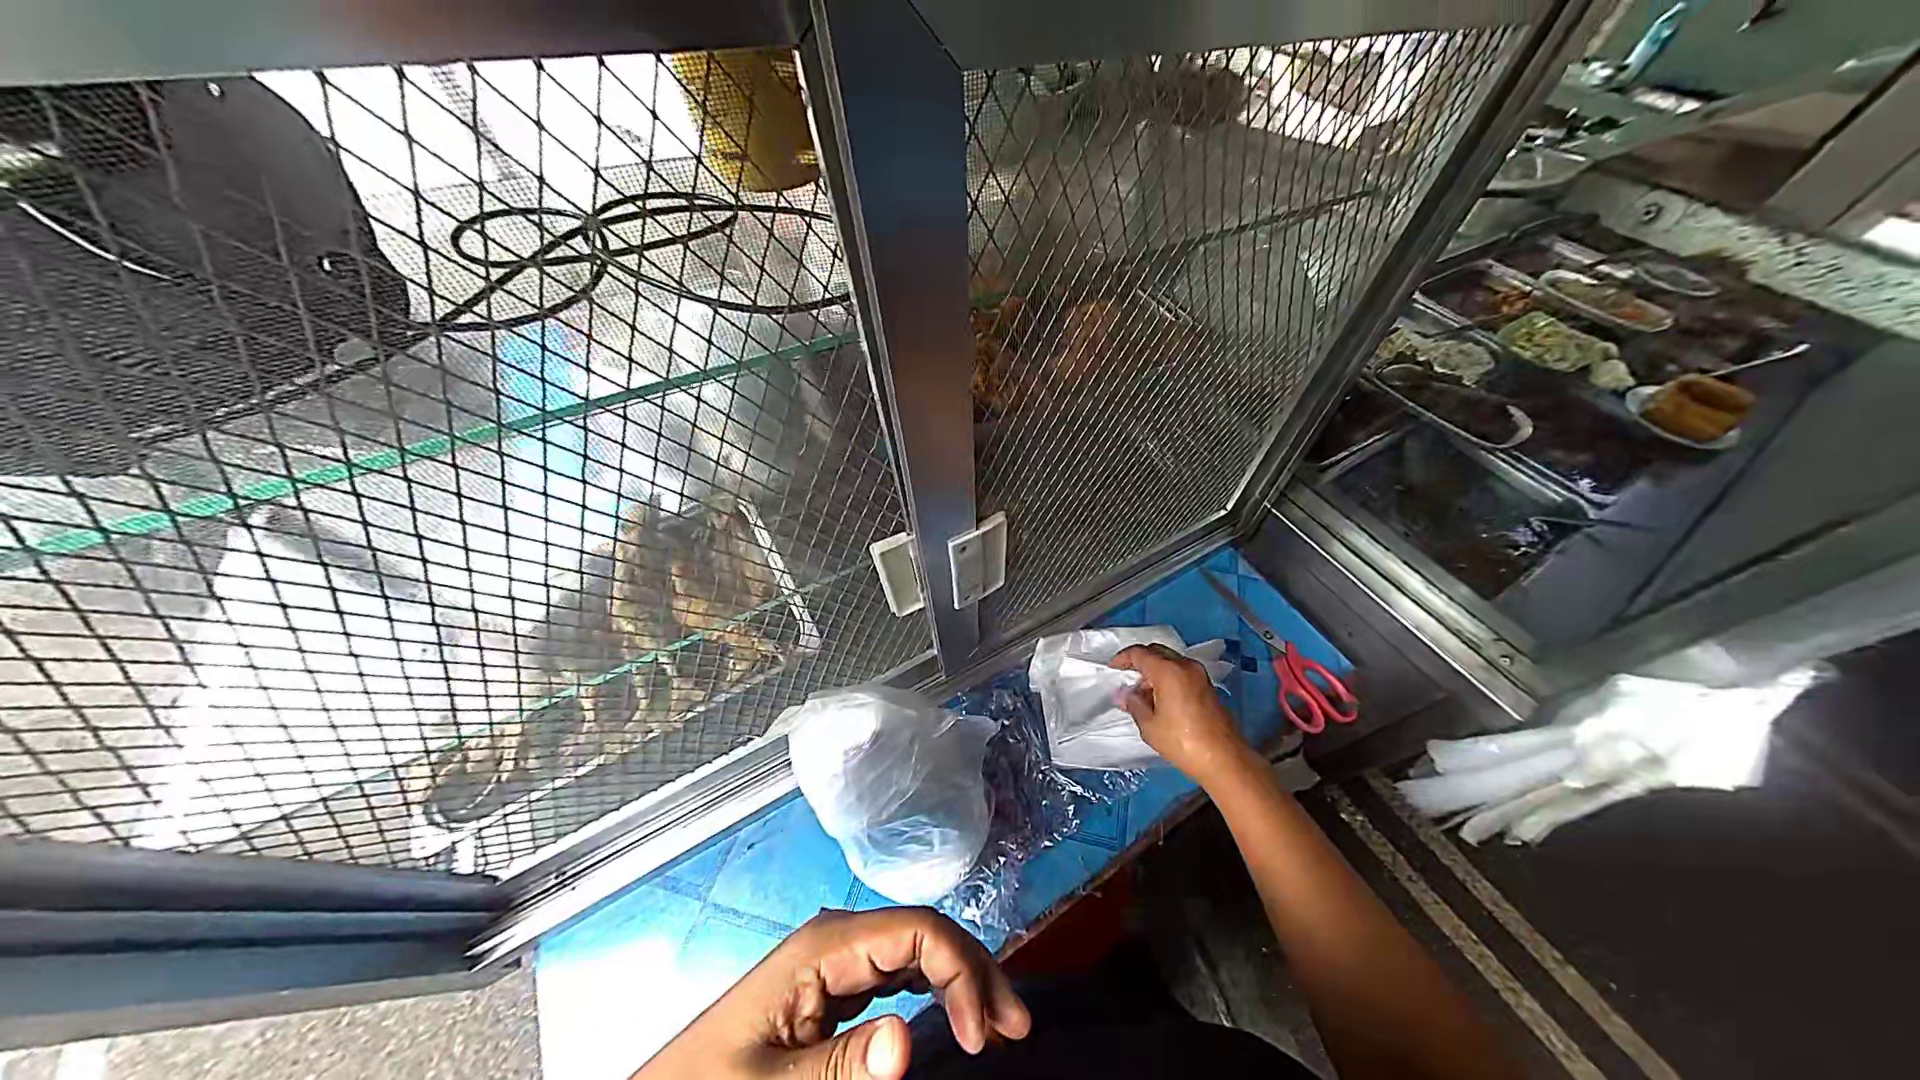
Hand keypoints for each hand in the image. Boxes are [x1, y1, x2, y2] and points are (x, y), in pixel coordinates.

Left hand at [636, 907, 1029, 1079]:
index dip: (961, 970)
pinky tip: (954, 1015)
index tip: (981, 1036)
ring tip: (996, 1023)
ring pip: (917, 950)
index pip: (916, 931)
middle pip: (924, 934)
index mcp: (825, 947)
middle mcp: (838, 940)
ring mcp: (838, 960)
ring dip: (960, 980)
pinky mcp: (837, 984)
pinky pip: (900, 974)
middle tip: (1014, 1027)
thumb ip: (840, 1064)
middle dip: (973, 970)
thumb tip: (907, 1040)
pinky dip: (935, 990)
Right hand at [1111, 643, 1255, 787]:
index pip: (1140, 653)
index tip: (1113, 668)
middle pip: (1157, 652)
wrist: (1225, 759)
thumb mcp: (1149, 726)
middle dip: (1139, 662)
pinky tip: (1161, 699)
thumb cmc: (1183, 743)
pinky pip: (1181, 671)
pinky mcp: (1208, 686)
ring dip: (1154, 671)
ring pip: (1170, 661)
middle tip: (1127, 679)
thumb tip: (1125, 694)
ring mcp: (1200, 675)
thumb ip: (1134, 704)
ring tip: (1142, 694)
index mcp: (1169, 671)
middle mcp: (1186, 666)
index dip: (1122, 658)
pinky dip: (1168, 677)